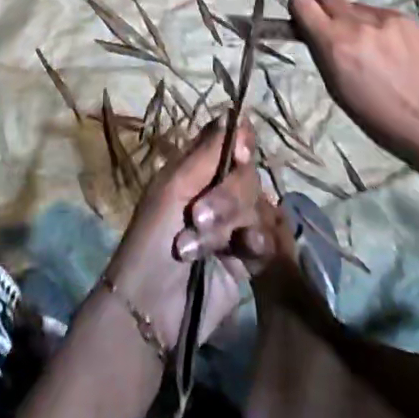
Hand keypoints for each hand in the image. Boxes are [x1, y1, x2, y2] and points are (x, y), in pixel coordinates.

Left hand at [101, 119, 278, 344]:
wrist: (151, 306)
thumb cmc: (151, 240)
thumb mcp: (173, 190)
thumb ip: (207, 153)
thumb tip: (232, 111)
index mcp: (194, 170)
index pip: (229, 142)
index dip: (240, 143)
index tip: (238, 155)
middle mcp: (216, 192)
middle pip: (246, 176)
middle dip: (226, 198)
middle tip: (199, 218)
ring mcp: (234, 226)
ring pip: (257, 207)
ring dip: (229, 226)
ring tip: (198, 248)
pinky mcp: (248, 259)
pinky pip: (267, 239)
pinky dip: (254, 244)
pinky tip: (241, 255)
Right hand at [290, 0, 418, 158]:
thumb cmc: (377, 117)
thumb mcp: (336, 88)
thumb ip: (322, 52)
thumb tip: (313, 31)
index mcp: (334, 44)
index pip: (301, 1)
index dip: (299, 8)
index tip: (304, 20)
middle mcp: (356, 23)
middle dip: (323, 6)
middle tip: (333, 28)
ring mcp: (384, 18)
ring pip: (354, 4)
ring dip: (353, 19)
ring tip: (370, 46)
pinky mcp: (406, 19)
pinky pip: (379, 12)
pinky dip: (377, 25)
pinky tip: (391, 49)